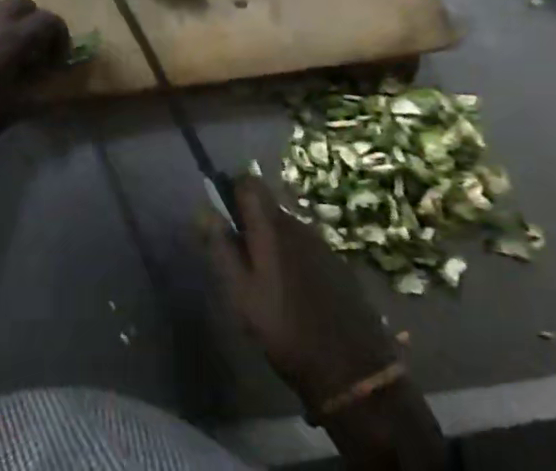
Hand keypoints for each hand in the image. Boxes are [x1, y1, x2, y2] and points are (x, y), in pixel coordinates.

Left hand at [0, 0, 69, 152]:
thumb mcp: (22, 105)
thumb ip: (47, 86)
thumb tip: (59, 77)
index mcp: (15, 37)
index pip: (49, 20)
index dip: (59, 37)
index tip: (55, 58)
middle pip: (23, 3)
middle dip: (33, 21)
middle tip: (32, 47)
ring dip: (7, 17)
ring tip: (4, 42)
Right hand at [203, 176, 399, 412]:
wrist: (352, 372)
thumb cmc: (284, 327)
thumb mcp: (240, 291)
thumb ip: (221, 246)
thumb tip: (204, 210)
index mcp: (272, 227)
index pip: (249, 182)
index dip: (232, 191)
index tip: (222, 217)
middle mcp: (300, 226)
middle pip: (268, 206)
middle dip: (249, 222)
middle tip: (238, 257)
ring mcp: (324, 246)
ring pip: (287, 228)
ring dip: (271, 241)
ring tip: (263, 278)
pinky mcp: (340, 267)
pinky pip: (306, 248)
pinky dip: (293, 258)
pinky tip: (292, 291)